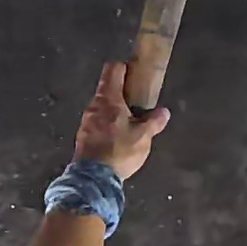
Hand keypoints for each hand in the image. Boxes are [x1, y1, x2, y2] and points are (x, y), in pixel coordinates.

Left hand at [73, 63, 170, 180]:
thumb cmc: (119, 151)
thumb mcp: (143, 137)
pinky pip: (98, 121)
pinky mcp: (83, 135)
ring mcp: (86, 120)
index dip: (125, 67)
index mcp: (108, 99)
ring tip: (131, 124)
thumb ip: (154, 122)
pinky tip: (118, 138)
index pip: (113, 70)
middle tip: (139, 104)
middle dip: (123, 92)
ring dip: (116, 110)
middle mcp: (94, 105)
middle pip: (107, 88)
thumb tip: (163, 112)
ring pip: (102, 106)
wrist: (93, 178)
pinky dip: (108, 123)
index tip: (136, 74)